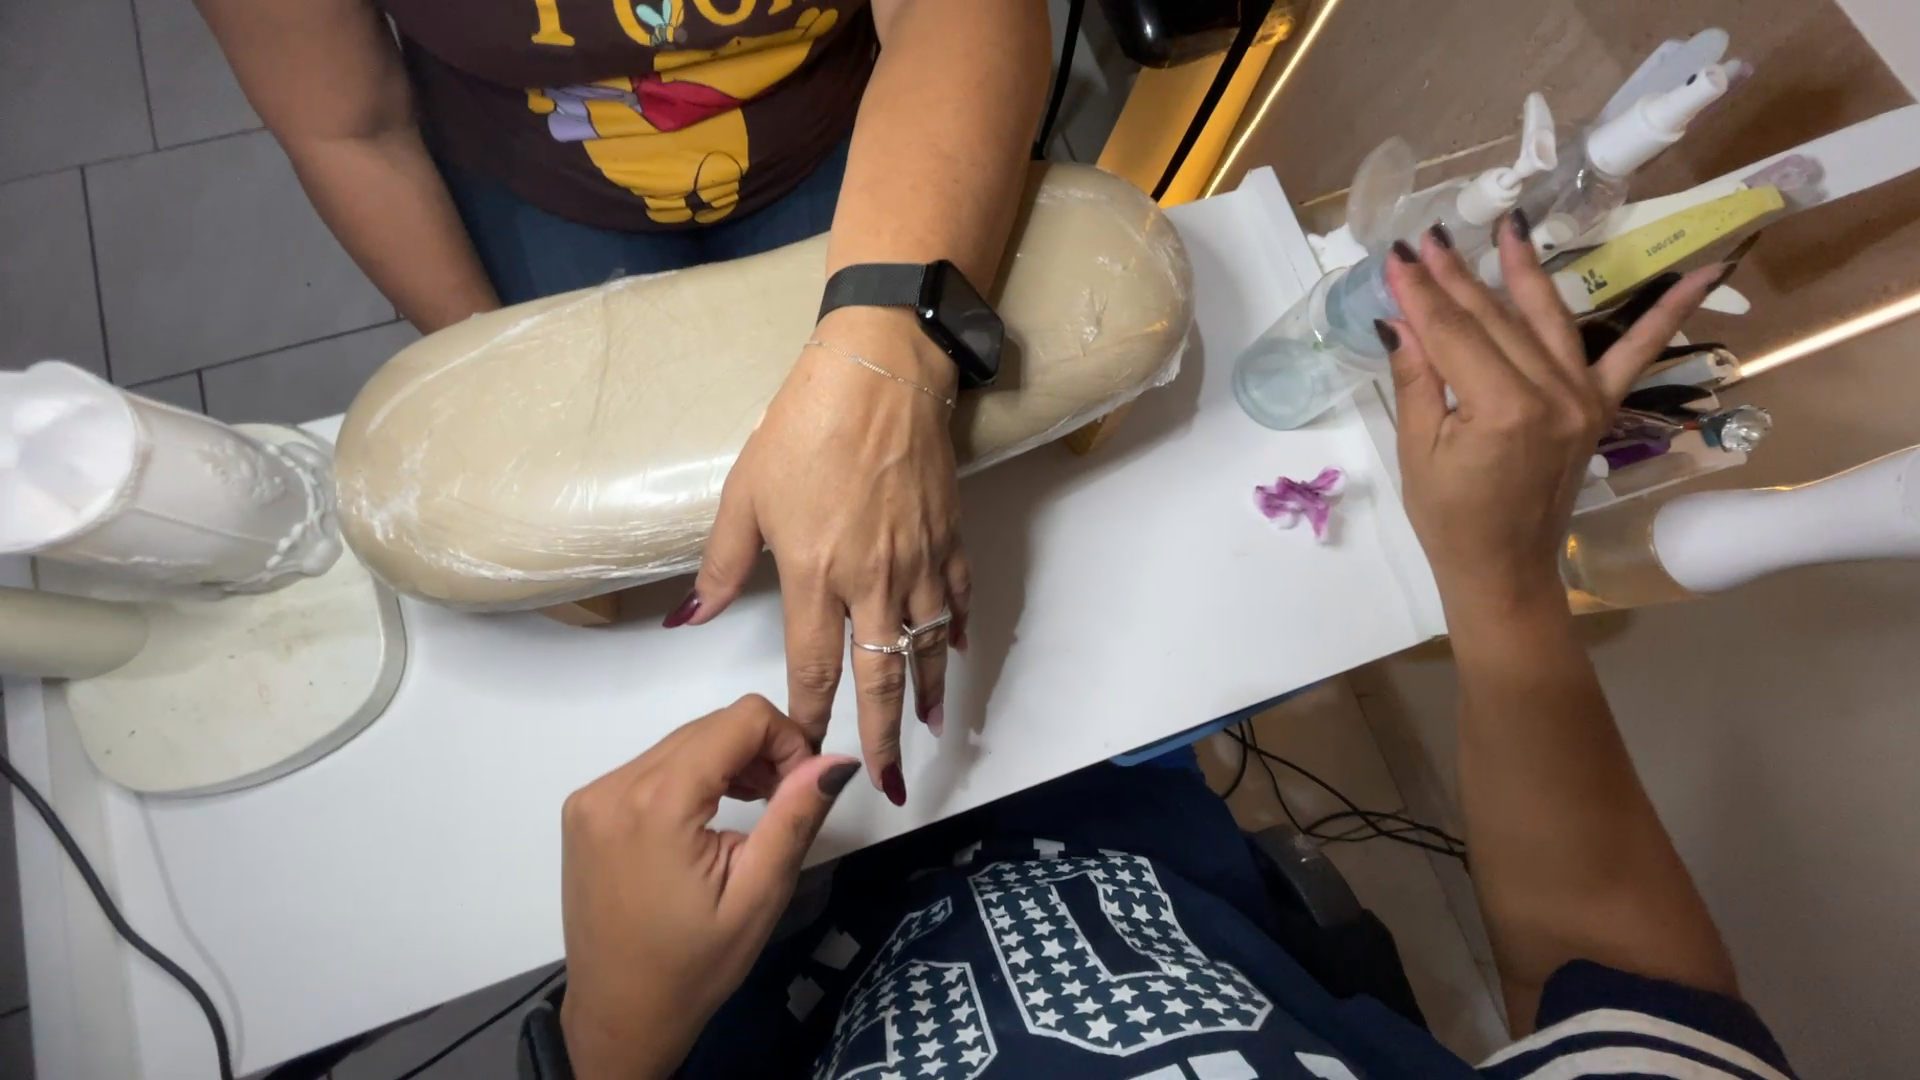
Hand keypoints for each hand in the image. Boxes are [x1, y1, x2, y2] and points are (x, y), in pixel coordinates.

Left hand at [559, 695, 858, 1079]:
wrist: (618, 1018)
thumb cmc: (695, 965)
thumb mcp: (760, 894)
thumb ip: (797, 815)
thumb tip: (837, 757)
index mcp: (657, 803)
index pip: (742, 718)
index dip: (786, 739)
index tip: (801, 786)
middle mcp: (615, 784)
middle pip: (714, 724)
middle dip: (762, 750)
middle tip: (784, 801)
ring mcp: (595, 793)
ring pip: (688, 738)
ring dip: (732, 759)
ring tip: (756, 806)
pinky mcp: (589, 805)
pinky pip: (659, 761)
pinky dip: (698, 772)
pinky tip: (716, 810)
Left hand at [677, 306, 969, 805]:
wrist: (877, 375)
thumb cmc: (803, 427)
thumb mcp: (746, 491)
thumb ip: (721, 562)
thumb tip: (688, 617)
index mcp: (815, 573)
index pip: (812, 667)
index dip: (810, 716)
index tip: (809, 751)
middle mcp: (872, 579)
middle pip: (880, 674)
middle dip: (883, 733)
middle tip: (890, 777)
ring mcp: (918, 560)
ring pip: (927, 644)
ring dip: (928, 693)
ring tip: (931, 729)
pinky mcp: (949, 535)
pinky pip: (958, 596)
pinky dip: (957, 630)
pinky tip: (955, 652)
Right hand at [1381, 217, 1720, 618]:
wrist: (1500, 565)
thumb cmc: (1446, 517)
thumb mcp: (1418, 450)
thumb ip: (1418, 380)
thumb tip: (1401, 322)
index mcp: (1501, 409)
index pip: (1453, 334)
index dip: (1421, 294)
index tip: (1398, 257)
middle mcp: (1552, 394)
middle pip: (1496, 320)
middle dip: (1456, 278)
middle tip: (1427, 242)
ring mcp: (1583, 397)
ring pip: (1549, 320)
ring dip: (1523, 273)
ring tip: (1506, 229)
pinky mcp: (1599, 406)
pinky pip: (1636, 353)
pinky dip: (1666, 312)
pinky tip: (1703, 269)